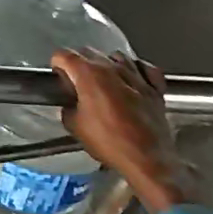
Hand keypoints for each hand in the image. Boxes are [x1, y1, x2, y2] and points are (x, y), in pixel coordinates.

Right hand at [52, 49, 195, 212]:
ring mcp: (136, 75)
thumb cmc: (108, 142)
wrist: (148, 160)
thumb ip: (68, 108)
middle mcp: (111, 67)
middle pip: (88, 52)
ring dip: (106, 65)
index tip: (59, 79)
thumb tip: (71, 104)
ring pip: (116, 56)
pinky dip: (136, 70)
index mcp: (88, 73)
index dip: (57, 66)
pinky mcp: (155, 88)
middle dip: (79, 64)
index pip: (63, 55)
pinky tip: (132, 79)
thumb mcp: (75, 127)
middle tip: (77, 85)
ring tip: (104, 82)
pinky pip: (144, 68)